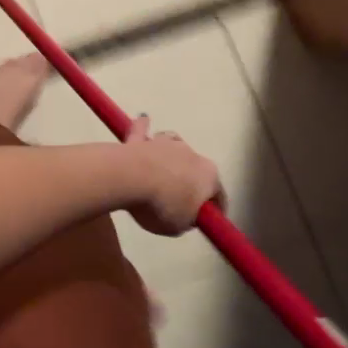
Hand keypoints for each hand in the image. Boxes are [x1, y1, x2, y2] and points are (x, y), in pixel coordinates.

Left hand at [121, 114, 223, 236]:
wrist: (130, 176)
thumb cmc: (161, 205)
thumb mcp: (178, 227)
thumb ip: (185, 220)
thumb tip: (183, 214)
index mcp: (208, 176)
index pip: (218, 195)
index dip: (213, 210)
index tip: (205, 221)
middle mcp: (191, 153)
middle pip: (195, 169)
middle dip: (190, 182)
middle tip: (178, 200)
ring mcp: (164, 143)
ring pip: (172, 146)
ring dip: (170, 155)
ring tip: (163, 166)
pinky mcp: (140, 138)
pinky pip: (142, 131)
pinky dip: (143, 127)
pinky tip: (143, 120)